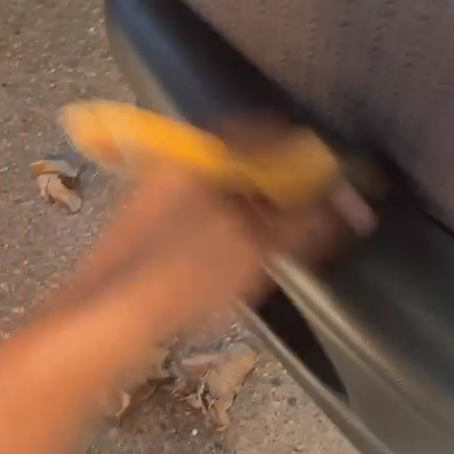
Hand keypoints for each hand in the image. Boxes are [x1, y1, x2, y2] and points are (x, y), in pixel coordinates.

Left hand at [54, 165, 371, 341]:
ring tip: (290, 243)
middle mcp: (177, 168)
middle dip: (290, 187)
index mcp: (197, 155)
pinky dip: (237, 232)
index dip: (308, 154)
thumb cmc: (175, 277)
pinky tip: (247, 263)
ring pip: (227, 194)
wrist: (102, 322)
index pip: (266, 132)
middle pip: (247, 163)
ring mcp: (160, 200)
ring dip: (265, 213)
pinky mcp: (154, 234)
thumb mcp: (251, 248)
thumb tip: (351, 204)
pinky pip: (208, 220)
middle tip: (321, 218)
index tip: (338, 181)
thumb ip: (304, 221)